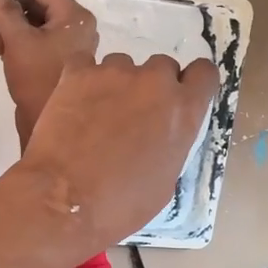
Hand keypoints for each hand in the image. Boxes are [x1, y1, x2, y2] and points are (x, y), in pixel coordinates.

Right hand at [0, 0, 97, 146]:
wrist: (47, 124)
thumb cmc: (37, 78)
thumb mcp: (17, 41)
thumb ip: (4, 12)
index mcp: (74, 17)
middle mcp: (78, 27)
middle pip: (40, 4)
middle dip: (12, 5)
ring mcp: (72, 46)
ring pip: (37, 23)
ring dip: (13, 26)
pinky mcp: (61, 62)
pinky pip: (38, 40)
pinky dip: (20, 41)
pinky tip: (4, 52)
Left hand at [15, 52, 219, 251]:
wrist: (63, 198)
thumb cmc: (119, 204)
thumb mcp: (165, 180)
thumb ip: (171, 143)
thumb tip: (160, 135)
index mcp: (183, 111)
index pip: (204, 73)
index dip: (190, 83)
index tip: (178, 95)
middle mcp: (154, 83)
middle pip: (161, 66)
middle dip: (149, 86)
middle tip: (130, 113)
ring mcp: (114, 73)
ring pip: (121, 64)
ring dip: (114, 82)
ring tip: (94, 112)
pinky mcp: (77, 73)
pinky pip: (83, 63)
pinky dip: (80, 78)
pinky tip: (72, 101)